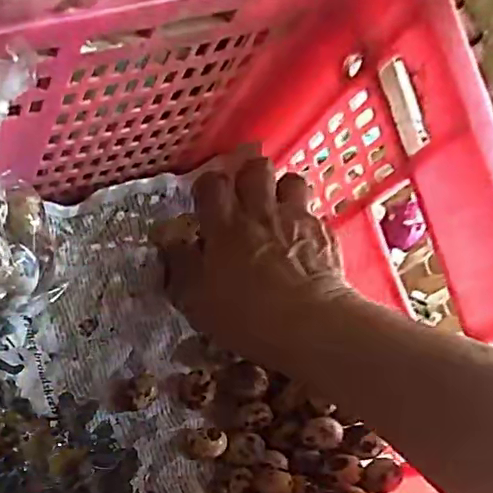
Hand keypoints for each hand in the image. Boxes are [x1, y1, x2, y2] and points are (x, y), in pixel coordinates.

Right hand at [153, 145, 356, 350]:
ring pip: (290, 180)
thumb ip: (180, 264)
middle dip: (245, 178)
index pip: (212, 185)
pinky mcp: (324, 232)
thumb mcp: (195, 298)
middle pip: (255, 169)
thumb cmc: (241, 315)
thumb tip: (168, 238)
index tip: (202, 202)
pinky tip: (296, 242)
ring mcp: (296, 219)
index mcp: (225, 228)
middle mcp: (261, 214)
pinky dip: (301, 221)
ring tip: (272, 214)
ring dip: (279, 192)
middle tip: (239, 201)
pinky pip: (311, 212)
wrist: (305, 322)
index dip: (205, 187)